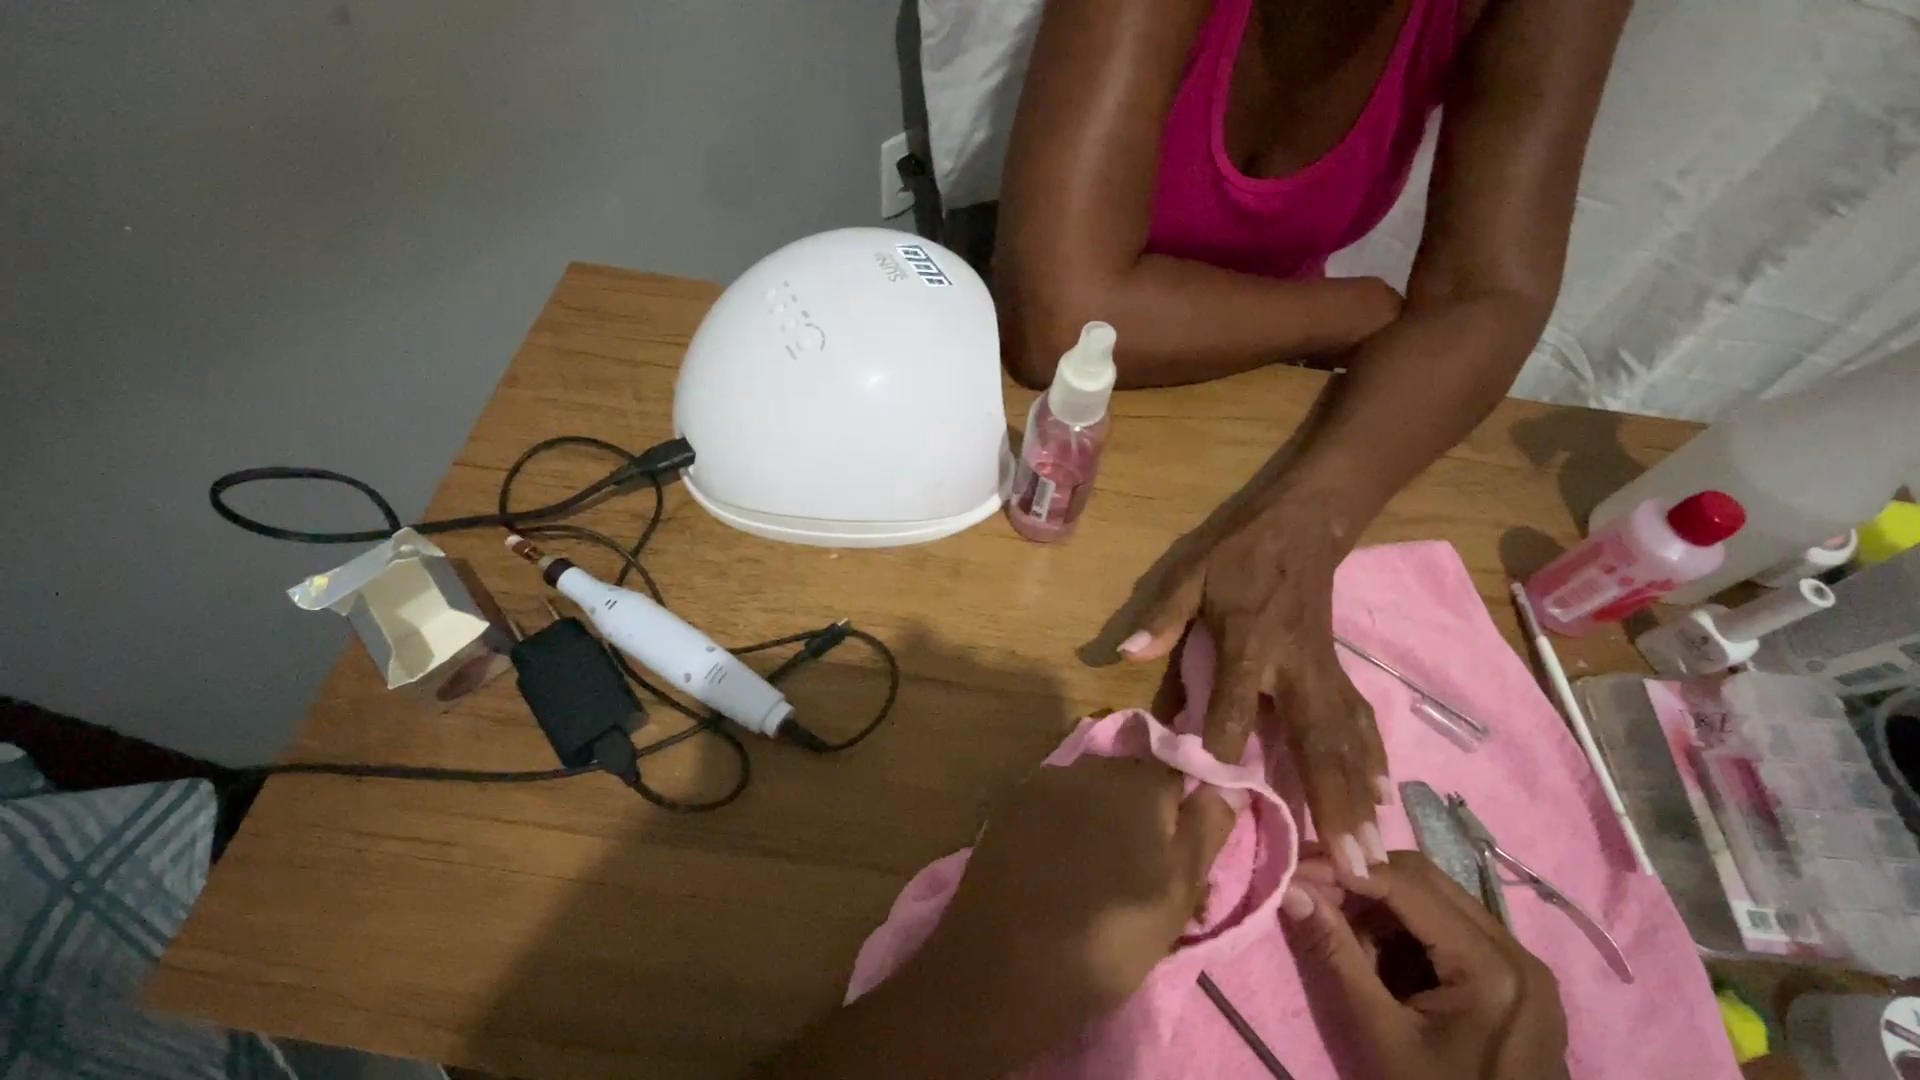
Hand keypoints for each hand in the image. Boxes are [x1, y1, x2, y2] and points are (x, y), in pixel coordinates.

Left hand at [914, 757, 1236, 1023]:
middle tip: (1143, 876)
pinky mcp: (1007, 809)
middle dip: (1142, 817)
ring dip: (1100, 823)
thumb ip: (1206, 828)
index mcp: (1136, 781)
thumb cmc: (1109, 935)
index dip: (1184, 812)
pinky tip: (1057, 873)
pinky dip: (1062, 832)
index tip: (1183, 856)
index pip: (1178, 773)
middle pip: (1130, 781)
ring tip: (1097, 880)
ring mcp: (1040, 785)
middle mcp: (1087, 768)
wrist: (1004, 967)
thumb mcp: (1179, 893)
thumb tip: (1226, 783)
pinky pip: (1052, 810)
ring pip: (1089, 795)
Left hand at [1121, 489, 1388, 881]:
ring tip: (1376, 854)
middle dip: (1332, 800)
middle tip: (1353, 862)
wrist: (1303, 526)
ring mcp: (1325, 672)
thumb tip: (1124, 652)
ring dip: (1361, 798)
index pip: (1234, 697)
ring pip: (1346, 741)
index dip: (1225, 736)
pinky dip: (1372, 761)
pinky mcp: (1340, 672)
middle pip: (1314, 738)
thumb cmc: (1239, 554)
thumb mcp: (1191, 573)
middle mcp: (1294, 666)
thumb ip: (1163, 615)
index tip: (1221, 783)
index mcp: (1249, 641)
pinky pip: (1360, 722)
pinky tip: (1386, 798)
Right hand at [1284, 852, 1570, 1079]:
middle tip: (1311, 894)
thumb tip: (1290, 887)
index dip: (1347, 868)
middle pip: (1425, 882)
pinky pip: (1450, 929)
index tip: (1295, 870)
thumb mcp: (1380, 1035)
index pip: (1409, 885)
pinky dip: (1406, 930)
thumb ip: (1336, 954)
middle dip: (1363, 881)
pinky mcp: (1515, 981)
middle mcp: (1519, 952)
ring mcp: (1522, 966)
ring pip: (1436, 899)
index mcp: (1494, 967)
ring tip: (1341, 932)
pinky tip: (1377, 956)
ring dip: (1381, 905)